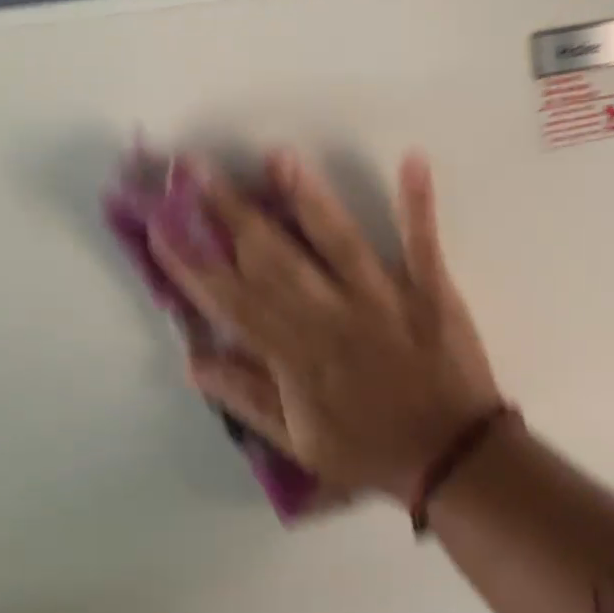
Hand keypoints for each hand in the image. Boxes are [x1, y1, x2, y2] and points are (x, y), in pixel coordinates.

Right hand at [151, 150, 503, 503]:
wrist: (452, 456)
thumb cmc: (371, 449)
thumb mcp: (300, 442)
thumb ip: (248, 398)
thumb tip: (194, 359)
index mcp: (297, 355)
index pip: (234, 300)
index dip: (193, 263)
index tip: (161, 224)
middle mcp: (334, 316)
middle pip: (276, 259)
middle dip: (234, 213)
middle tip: (199, 168)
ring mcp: (384, 298)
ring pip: (340, 242)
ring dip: (310, 198)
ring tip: (281, 156)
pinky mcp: (431, 290)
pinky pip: (424, 243)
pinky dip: (418, 204)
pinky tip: (412, 159)